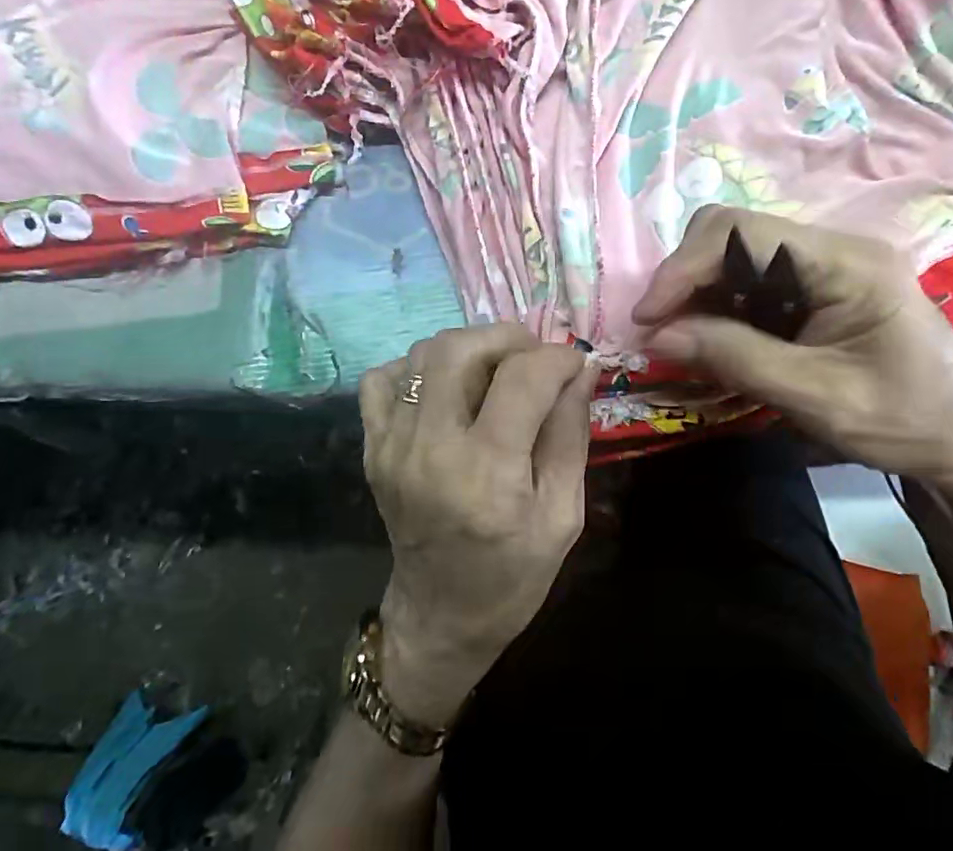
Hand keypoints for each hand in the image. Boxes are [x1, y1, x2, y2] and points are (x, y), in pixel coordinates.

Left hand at [358, 324, 596, 725]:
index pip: (522, 378)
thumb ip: (570, 433)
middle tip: (532, 356)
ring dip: (466, 348)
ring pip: (421, 354)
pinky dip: (416, 368)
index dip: (557, 358)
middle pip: (459, 349)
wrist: (440, 614)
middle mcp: (430, 449)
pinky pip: (382, 379)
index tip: (575, 365)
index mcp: (487, 473)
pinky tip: (444, 389)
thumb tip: (580, 368)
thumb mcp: (563, 513)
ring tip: (494, 371)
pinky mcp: (372, 447)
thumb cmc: (513, 574)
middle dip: (506, 338)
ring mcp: (392, 445)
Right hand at [632, 207, 952, 490]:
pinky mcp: (811, 289)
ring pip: (730, 257)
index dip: (682, 268)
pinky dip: (713, 308)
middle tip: (659, 330)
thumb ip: (734, 357)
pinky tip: (707, 340)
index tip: (647, 318)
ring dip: (694, 294)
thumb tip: (655, 334)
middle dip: (684, 278)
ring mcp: (821, 267)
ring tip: (676, 340)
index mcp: (846, 262)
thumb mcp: (815, 395)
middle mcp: (831, 249)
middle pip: (728, 234)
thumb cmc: (904, 420)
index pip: (738, 232)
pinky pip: (745, 282)